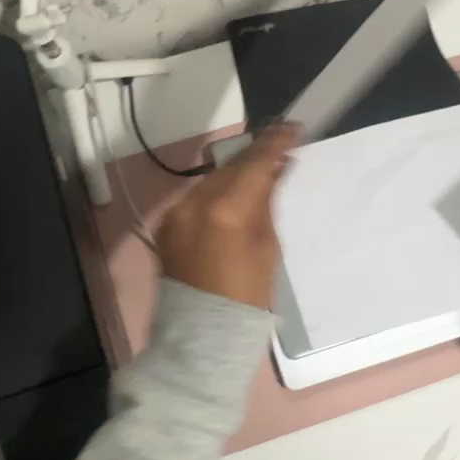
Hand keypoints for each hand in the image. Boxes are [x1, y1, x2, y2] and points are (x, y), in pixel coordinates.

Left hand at [154, 124, 300, 308]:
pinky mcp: (166, 225)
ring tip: (257, 175)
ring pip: (211, 180)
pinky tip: (230, 199)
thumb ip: (266, 201)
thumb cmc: (247, 296)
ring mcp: (176, 214)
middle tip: (279, 150)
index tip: (292, 127)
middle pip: (230, 166)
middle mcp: (195, 204)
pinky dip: (214, 194)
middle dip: (255, 156)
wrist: (202, 333)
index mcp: (226, 210)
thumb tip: (274, 170)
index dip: (275, 142)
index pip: (254, 162)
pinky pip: (195, 198)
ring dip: (234, 175)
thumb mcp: (268, 246)